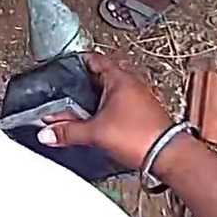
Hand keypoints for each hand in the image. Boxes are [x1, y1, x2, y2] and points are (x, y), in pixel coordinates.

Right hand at [37, 52, 175, 169]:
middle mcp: (129, 85)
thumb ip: (68, 131)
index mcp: (119, 79)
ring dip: (92, 99)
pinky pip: (116, 105)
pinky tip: (94, 121)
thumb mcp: (96, 132)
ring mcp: (137, 99)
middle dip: (80, 85)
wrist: (170, 158)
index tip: (63, 65)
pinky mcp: (140, 114)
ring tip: (75, 108)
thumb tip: (45, 133)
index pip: (94, 59)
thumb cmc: (141, 136)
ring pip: (107, 93)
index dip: (76, 61)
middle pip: (98, 77)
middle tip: (63, 91)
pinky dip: (103, 110)